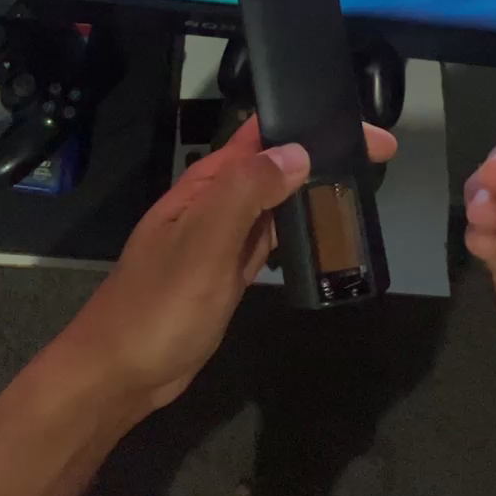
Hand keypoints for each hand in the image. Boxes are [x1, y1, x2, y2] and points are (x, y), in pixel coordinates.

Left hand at [59, 115, 396, 410]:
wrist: (119, 373)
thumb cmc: (159, 305)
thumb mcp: (204, 242)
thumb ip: (246, 192)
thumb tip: (297, 152)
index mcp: (207, 181)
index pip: (263, 135)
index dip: (308, 122)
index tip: (364, 129)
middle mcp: (216, 200)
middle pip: (274, 163)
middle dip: (320, 154)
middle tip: (377, 156)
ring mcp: (222, 236)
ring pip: (275, 200)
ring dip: (312, 190)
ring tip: (361, 185)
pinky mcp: (229, 269)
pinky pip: (270, 237)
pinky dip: (297, 229)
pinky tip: (321, 232)